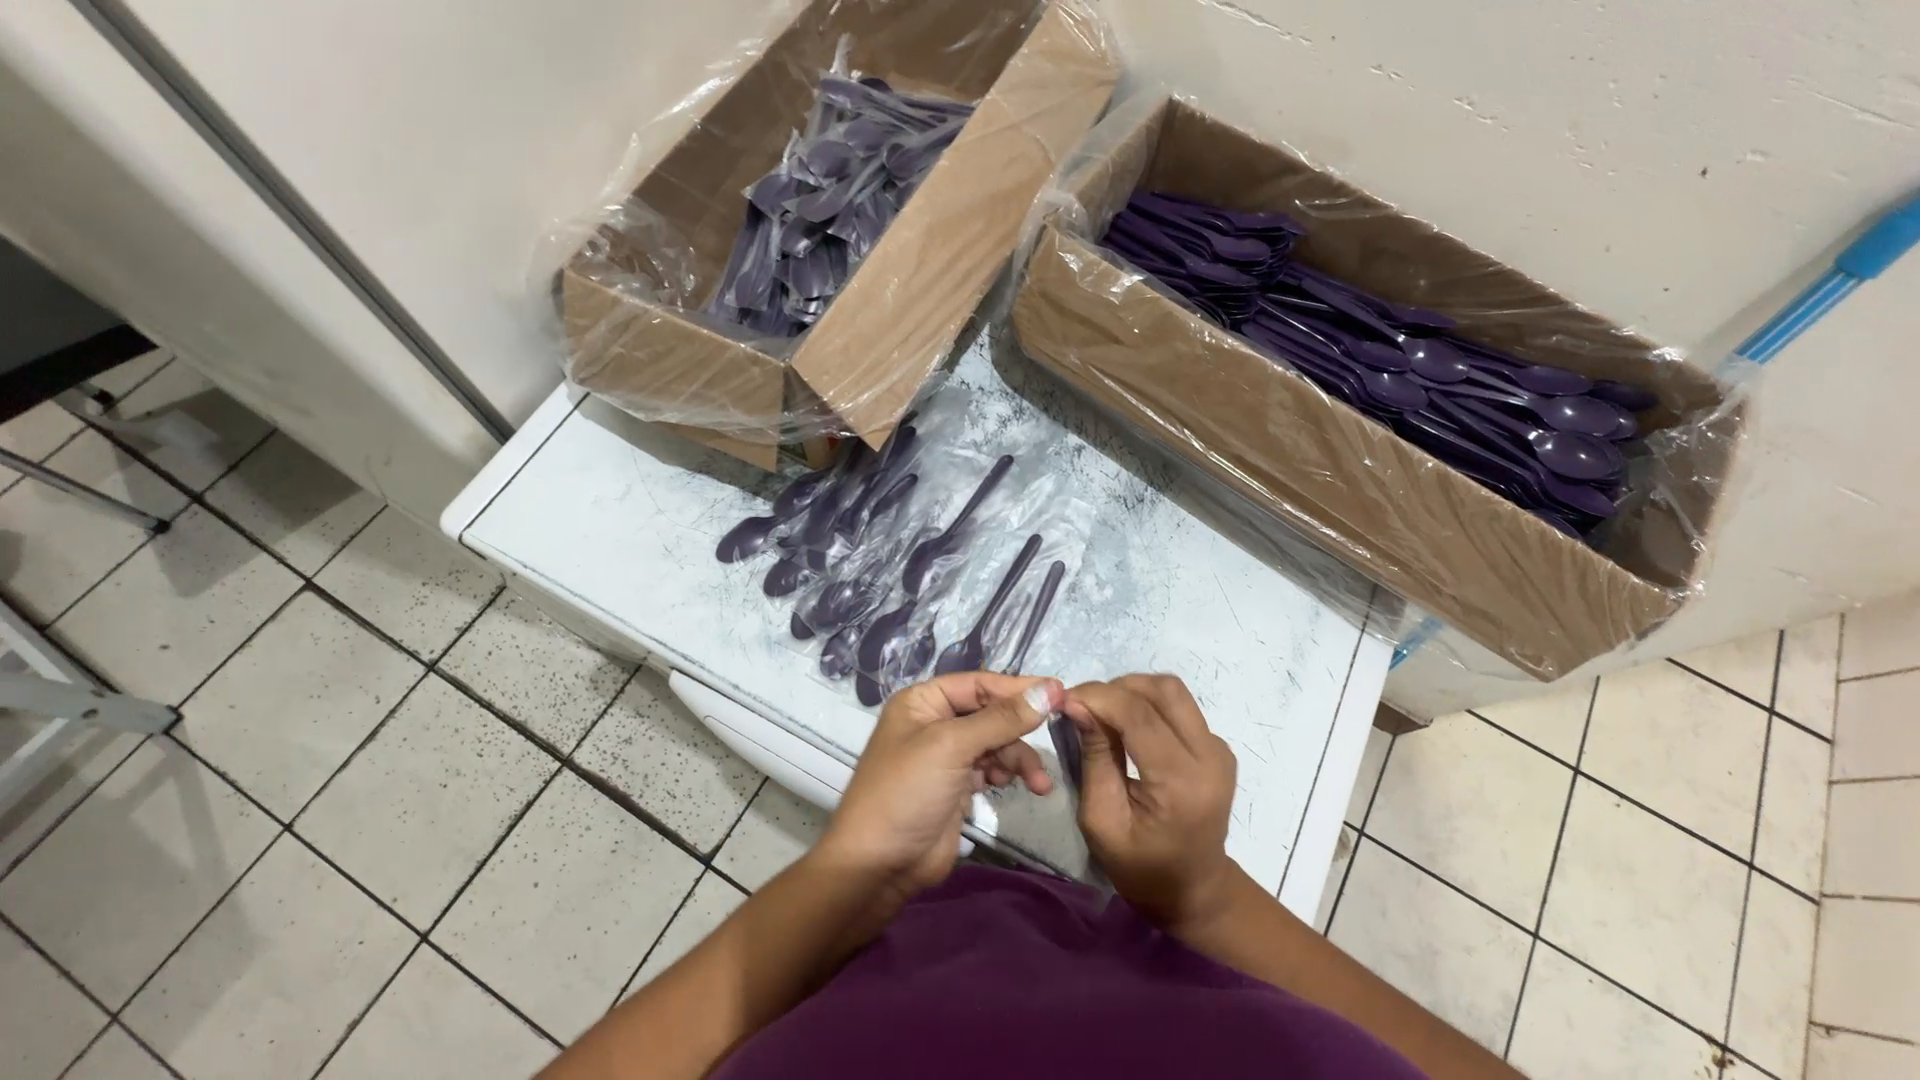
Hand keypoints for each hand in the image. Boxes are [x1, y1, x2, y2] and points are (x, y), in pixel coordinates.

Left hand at [818, 672, 1060, 896]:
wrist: (880, 864)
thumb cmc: (907, 791)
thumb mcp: (953, 746)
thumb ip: (1003, 718)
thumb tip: (1051, 689)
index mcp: (922, 702)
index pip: (978, 684)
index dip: (1018, 688)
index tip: (1061, 694)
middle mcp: (933, 723)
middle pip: (991, 713)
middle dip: (1019, 730)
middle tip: (1054, 738)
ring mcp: (945, 756)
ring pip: (996, 743)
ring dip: (1019, 759)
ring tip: (1037, 783)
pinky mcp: (957, 787)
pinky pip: (992, 769)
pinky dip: (1008, 775)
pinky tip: (1018, 787)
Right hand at [1066, 674, 1244, 933]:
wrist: (1192, 888)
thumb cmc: (1139, 865)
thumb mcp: (1101, 819)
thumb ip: (1094, 757)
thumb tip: (1076, 704)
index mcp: (1180, 783)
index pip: (1138, 715)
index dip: (1098, 697)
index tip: (1064, 700)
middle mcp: (1209, 757)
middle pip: (1163, 690)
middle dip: (1116, 688)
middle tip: (1084, 707)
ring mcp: (1218, 749)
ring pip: (1172, 692)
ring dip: (1132, 692)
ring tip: (1102, 714)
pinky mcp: (1217, 747)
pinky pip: (1179, 708)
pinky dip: (1146, 706)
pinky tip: (1125, 729)